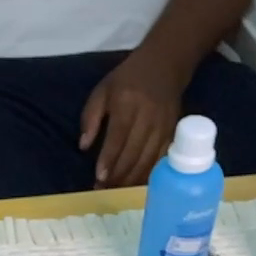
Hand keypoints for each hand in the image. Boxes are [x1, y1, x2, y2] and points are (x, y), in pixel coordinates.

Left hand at [79, 50, 190, 188]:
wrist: (166, 64)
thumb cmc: (128, 79)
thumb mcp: (103, 90)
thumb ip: (90, 117)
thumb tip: (84, 146)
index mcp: (128, 102)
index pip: (118, 136)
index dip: (109, 159)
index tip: (99, 177)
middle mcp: (148, 116)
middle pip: (133, 153)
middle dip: (117, 175)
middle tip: (103, 190)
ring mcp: (163, 126)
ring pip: (147, 160)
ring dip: (130, 179)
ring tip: (115, 191)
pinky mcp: (172, 134)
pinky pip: (160, 160)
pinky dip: (147, 175)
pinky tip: (134, 185)